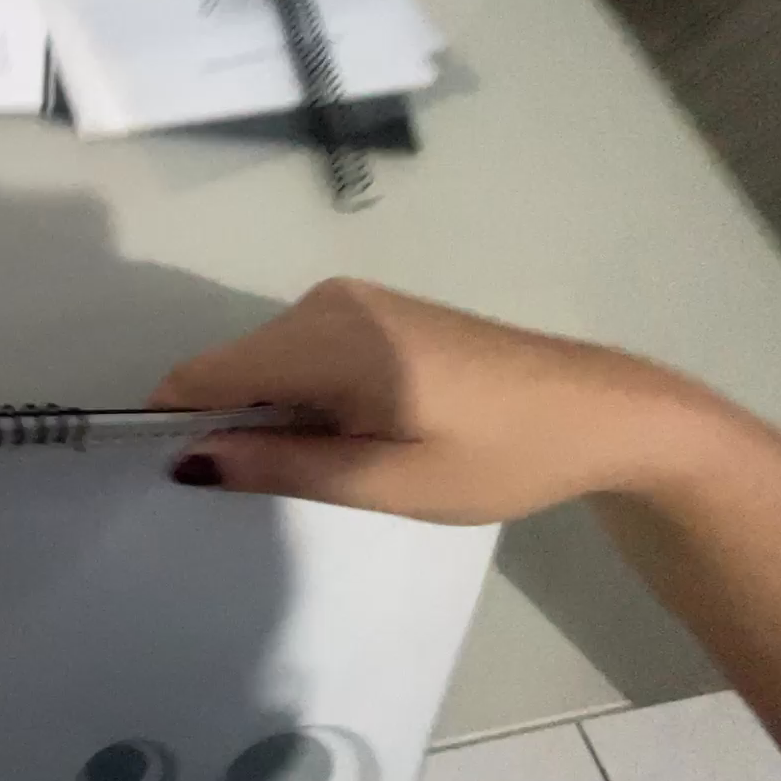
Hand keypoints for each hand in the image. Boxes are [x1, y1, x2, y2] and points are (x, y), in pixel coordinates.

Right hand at [151, 278, 714, 523]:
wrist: (606, 410)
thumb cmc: (501, 458)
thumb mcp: (386, 482)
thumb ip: (279, 466)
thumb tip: (187, 460)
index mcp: (332, 342)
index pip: (205, 373)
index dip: (174, 419)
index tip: (183, 469)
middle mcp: (324, 303)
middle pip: (229, 365)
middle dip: (226, 420)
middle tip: (276, 476)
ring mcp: (345, 299)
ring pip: (257, 358)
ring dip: (261, 408)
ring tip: (325, 451)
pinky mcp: (362, 306)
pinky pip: (290, 349)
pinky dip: (290, 390)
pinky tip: (344, 420)